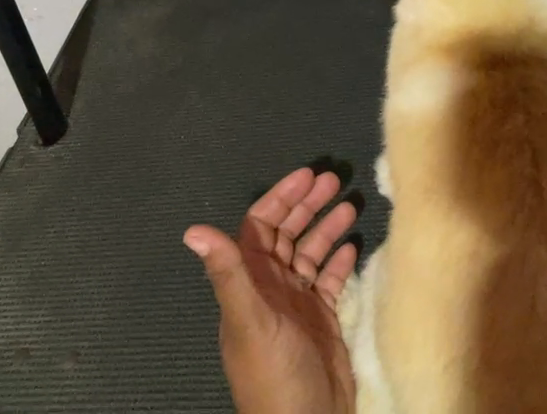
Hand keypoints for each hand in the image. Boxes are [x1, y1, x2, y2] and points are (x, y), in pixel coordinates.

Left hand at [186, 168, 359, 413]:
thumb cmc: (271, 371)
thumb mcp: (248, 320)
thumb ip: (227, 273)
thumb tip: (192, 230)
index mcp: (250, 281)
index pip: (261, 225)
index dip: (281, 198)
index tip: (307, 175)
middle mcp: (272, 286)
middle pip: (288, 232)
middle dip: (308, 204)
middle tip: (335, 179)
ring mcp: (297, 302)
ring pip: (310, 251)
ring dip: (327, 226)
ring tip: (351, 203)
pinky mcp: (322, 319)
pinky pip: (329, 278)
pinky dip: (340, 259)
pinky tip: (354, 243)